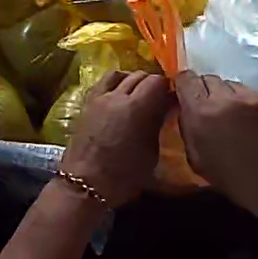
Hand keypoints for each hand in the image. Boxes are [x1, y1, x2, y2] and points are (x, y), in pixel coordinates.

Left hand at [58, 71, 171, 207]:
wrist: (85, 184)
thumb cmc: (123, 175)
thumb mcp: (151, 151)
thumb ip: (158, 124)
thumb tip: (165, 107)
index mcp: (136, 107)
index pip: (156, 81)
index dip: (167, 86)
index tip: (172, 96)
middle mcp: (116, 95)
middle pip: (138, 75)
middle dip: (151, 82)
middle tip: (158, 96)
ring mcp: (98, 97)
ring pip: (118, 74)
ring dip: (131, 79)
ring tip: (138, 93)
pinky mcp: (86, 103)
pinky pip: (102, 83)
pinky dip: (114, 83)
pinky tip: (119, 95)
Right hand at [175, 71, 257, 220]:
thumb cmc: (238, 183)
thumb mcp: (198, 161)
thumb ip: (187, 128)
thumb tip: (185, 109)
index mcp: (200, 113)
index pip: (186, 78)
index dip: (185, 86)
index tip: (188, 97)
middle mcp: (224, 97)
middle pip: (209, 78)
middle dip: (207, 92)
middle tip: (213, 111)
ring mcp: (252, 95)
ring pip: (231, 84)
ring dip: (229, 96)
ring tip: (237, 117)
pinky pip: (253, 92)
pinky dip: (250, 103)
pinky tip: (256, 121)